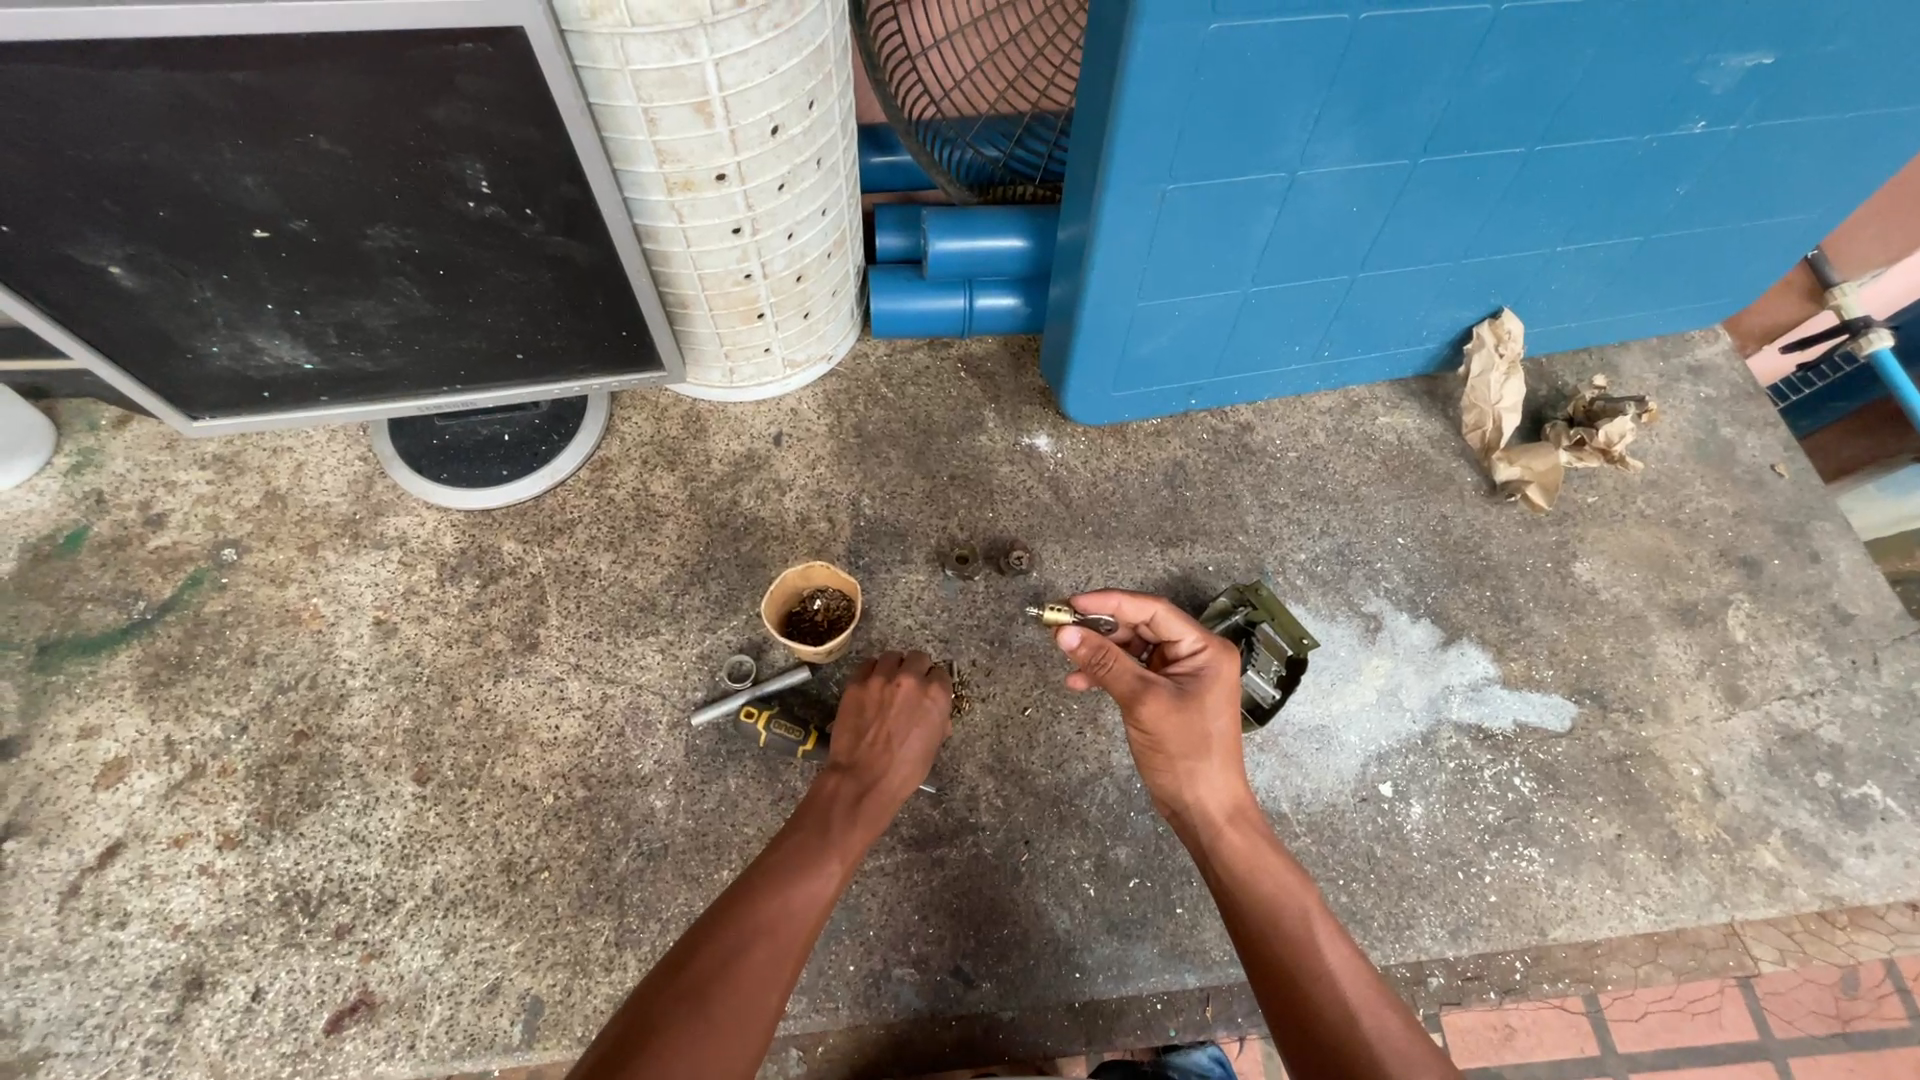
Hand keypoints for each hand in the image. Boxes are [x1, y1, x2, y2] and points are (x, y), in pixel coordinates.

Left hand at [821, 650, 952, 822]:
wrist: (864, 778)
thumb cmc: (905, 769)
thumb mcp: (934, 745)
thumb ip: (938, 719)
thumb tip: (935, 712)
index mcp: (935, 694)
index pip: (941, 673)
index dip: (935, 683)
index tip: (928, 692)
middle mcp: (910, 679)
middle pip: (918, 658)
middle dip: (916, 669)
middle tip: (909, 685)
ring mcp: (881, 678)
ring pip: (892, 656)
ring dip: (894, 667)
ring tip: (888, 682)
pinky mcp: (856, 683)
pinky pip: (868, 665)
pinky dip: (872, 672)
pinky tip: (870, 686)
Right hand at [1054, 591, 1251, 824]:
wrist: (1204, 810)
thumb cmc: (1185, 754)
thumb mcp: (1142, 701)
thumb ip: (1103, 662)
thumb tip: (1064, 632)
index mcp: (1204, 648)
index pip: (1152, 610)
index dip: (1110, 603)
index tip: (1071, 604)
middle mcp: (1195, 655)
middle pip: (1141, 627)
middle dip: (1101, 628)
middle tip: (1062, 628)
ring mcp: (1181, 676)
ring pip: (1133, 650)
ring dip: (1100, 652)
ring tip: (1066, 655)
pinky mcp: (1167, 694)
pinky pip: (1133, 672)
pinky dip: (1107, 675)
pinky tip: (1079, 683)